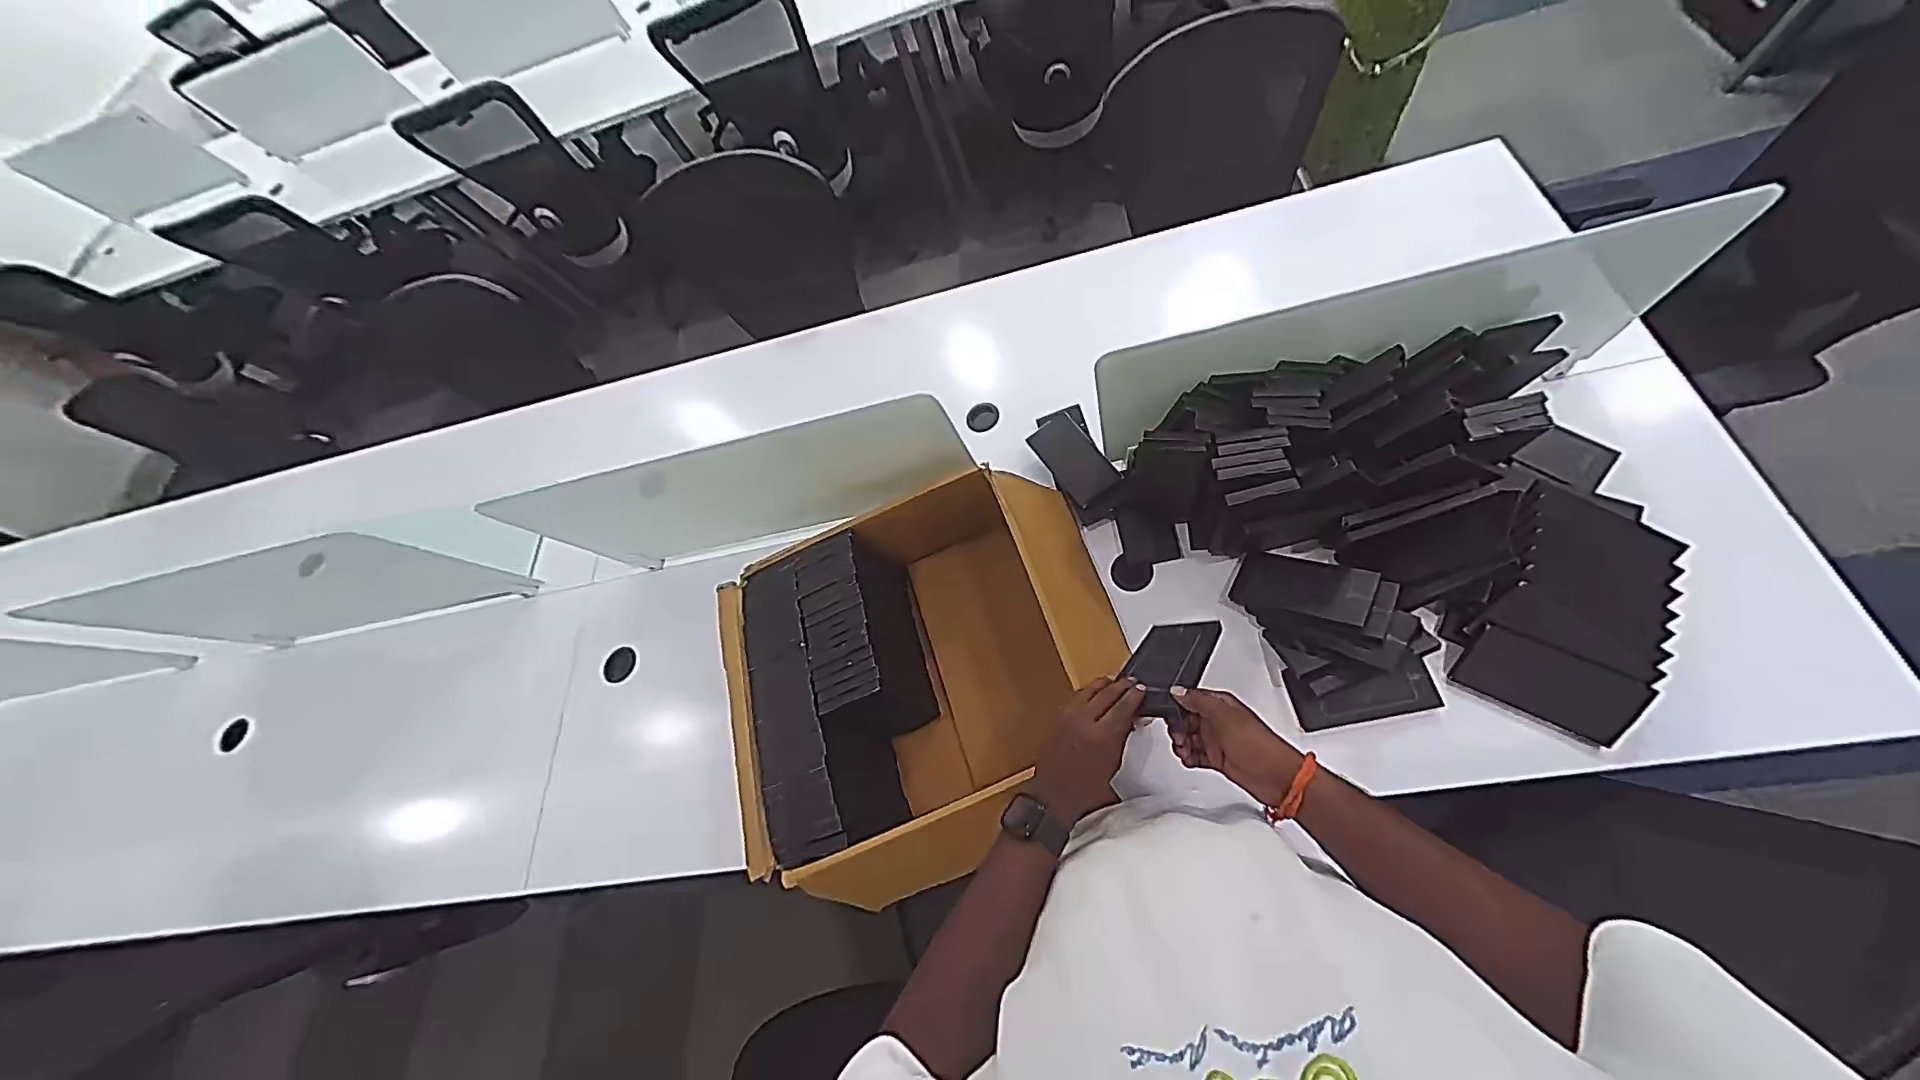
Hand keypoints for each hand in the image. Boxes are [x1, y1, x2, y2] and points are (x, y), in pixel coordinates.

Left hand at [1027, 677, 1144, 822]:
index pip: (1124, 707)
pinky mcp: (1058, 718)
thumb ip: (1123, 739)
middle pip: (1108, 694)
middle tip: (1133, 683)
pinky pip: (1076, 697)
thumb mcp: (1114, 767)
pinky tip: (1094, 692)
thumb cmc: (1085, 792)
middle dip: (1123, 686)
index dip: (1135, 696)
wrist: (1052, 798)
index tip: (1143, 690)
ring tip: (1115, 683)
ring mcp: (1069, 717)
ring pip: (1090, 690)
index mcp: (1103, 737)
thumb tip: (1132, 722)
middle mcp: (1085, 722)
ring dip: (1105, 685)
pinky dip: (1088, 691)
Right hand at [1168, 686, 1305, 806]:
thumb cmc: (1259, 745)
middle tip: (1179, 738)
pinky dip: (1189, 758)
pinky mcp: (1218, 759)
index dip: (1177, 709)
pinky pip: (1195, 756)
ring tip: (1184, 751)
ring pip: (1189, 739)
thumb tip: (1178, 691)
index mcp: (1220, 705)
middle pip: (1186, 721)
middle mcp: (1218, 721)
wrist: (1276, 777)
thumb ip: (1199, 701)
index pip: (1190, 700)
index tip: (1172, 719)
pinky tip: (1189, 759)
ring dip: (1182, 745)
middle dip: (1178, 729)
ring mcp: (1218, 741)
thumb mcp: (1224, 717)